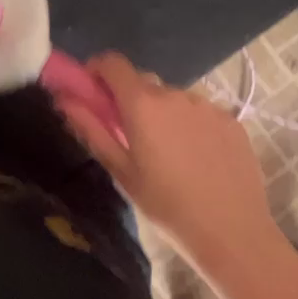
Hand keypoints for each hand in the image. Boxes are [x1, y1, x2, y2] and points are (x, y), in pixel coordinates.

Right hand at [52, 52, 277, 261]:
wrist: (235, 236)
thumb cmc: (167, 206)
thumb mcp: (121, 171)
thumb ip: (90, 128)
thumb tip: (63, 97)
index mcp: (142, 103)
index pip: (112, 62)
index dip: (97, 69)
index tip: (93, 92)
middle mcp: (174, 94)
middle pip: (143, 82)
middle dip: (131, 100)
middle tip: (132, 136)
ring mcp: (207, 106)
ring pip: (173, 98)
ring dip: (163, 113)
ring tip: (170, 153)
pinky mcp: (232, 121)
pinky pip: (201, 112)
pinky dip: (191, 125)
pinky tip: (199, 159)